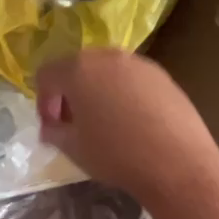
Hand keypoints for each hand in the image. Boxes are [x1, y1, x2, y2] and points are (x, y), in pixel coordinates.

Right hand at [35, 49, 218, 203]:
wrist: (175, 162)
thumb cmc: (115, 154)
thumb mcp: (73, 149)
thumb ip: (54, 132)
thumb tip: (52, 127)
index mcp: (78, 69)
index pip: (47, 75)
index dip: (43, 101)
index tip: (52, 127)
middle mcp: (107, 56)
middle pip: (77, 67)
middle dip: (70, 94)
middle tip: (74, 124)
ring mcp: (138, 63)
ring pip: (106, 72)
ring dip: (97, 93)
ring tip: (104, 125)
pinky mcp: (162, 75)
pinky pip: (131, 80)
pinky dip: (122, 95)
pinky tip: (131, 124)